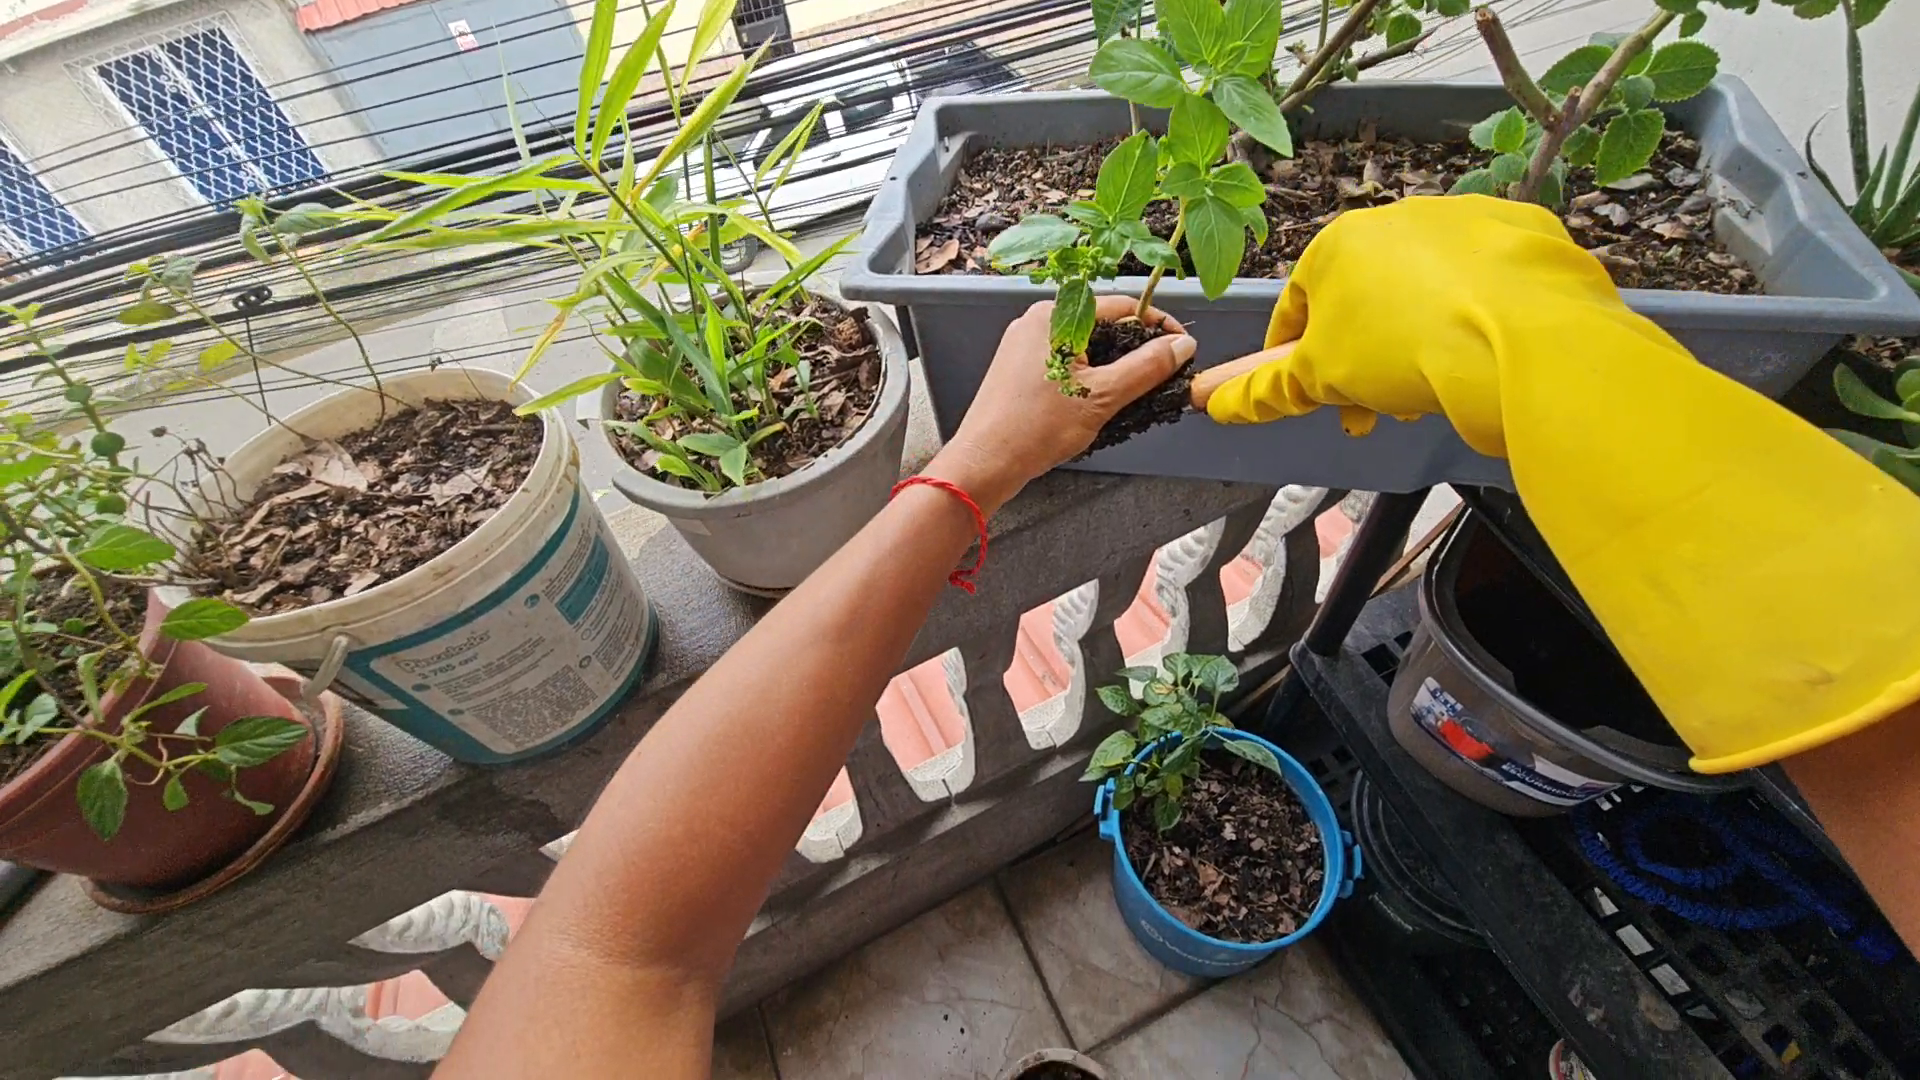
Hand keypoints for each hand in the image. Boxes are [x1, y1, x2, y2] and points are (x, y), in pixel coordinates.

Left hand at [925, 296, 1195, 513]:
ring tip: (1130, 396)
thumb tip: (1181, 345)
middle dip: (1134, 350)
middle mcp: (1037, 323)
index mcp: (1055, 315)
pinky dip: (1087, 378)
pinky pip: (1065, 364)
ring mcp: (1025, 347)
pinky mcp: (1019, 371)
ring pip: (1084, 348)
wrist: (985, 463)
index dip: (1158, 325)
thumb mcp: (1102, 396)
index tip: (1180, 346)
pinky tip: (1097, 404)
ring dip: (1112, 368)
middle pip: (1102, 325)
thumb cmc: (1033, 429)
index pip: (1122, 306)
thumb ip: (1146, 367)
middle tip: (1160, 376)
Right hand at [1200, 194, 1635, 453]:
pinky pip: (1476, 285)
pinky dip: (1463, 321)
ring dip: (1406, 346)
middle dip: (1354, 360)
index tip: (1300, 390)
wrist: (1524, 340)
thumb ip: (1260, 390)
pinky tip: (1466, 360)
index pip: (1295, 307)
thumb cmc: (1397, 350)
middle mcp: (1397, 218)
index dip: (1290, 356)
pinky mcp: (1526, 233)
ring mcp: (1466, 220)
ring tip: (1419, 395)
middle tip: (1364, 406)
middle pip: (1358, 304)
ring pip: (1416, 295)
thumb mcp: (1314, 380)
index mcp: (1337, 244)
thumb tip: (1208, 403)